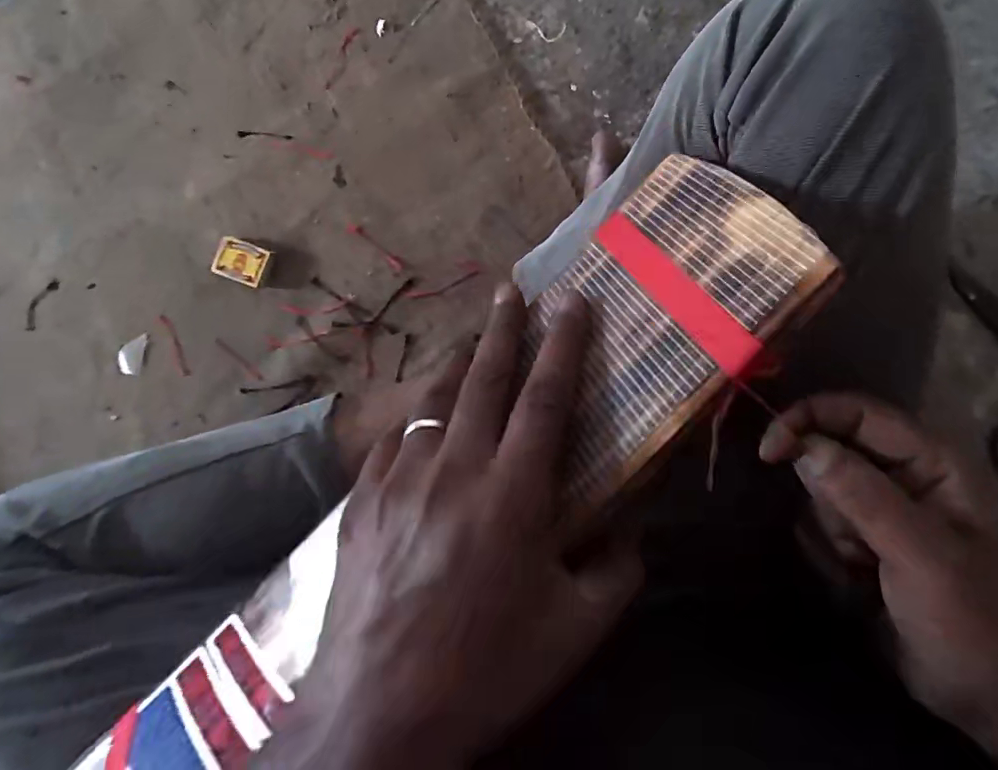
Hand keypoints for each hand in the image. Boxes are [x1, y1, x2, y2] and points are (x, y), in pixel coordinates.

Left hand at [263, 287, 642, 769]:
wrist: (377, 708)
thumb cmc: (486, 668)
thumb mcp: (574, 630)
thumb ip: (616, 569)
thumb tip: (634, 528)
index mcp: (513, 491)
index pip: (547, 397)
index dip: (565, 343)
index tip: (573, 301)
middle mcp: (456, 466)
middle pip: (486, 378)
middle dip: (504, 328)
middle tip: (512, 290)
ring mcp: (402, 475)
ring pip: (435, 399)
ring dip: (459, 362)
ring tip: (473, 339)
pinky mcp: (363, 494)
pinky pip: (394, 438)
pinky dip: (417, 418)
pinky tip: (423, 420)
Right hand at [760, 393, 997, 769]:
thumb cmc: (984, 627)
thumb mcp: (927, 560)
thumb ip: (866, 498)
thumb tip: (805, 447)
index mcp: (931, 462)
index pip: (856, 412)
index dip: (808, 419)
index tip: (769, 450)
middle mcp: (904, 476)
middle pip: (830, 449)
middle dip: (823, 493)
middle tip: (850, 543)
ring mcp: (883, 512)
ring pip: (819, 491)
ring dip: (828, 530)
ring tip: (864, 570)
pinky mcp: (865, 544)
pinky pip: (819, 526)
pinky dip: (826, 551)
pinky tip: (857, 582)